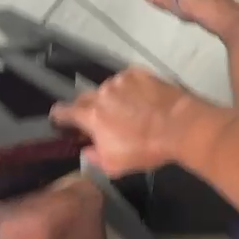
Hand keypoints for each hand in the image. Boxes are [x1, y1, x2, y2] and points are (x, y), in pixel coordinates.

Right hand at [49, 69, 213, 175]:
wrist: (179, 125)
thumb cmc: (145, 148)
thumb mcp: (115, 166)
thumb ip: (94, 158)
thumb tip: (86, 150)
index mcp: (91, 115)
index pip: (64, 111)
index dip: (59, 116)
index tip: (59, 119)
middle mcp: (101, 93)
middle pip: (85, 98)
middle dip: (88, 109)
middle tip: (100, 121)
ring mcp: (120, 80)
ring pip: (107, 89)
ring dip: (111, 99)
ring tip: (128, 111)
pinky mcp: (138, 73)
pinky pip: (126, 80)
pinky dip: (129, 89)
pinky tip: (142, 100)